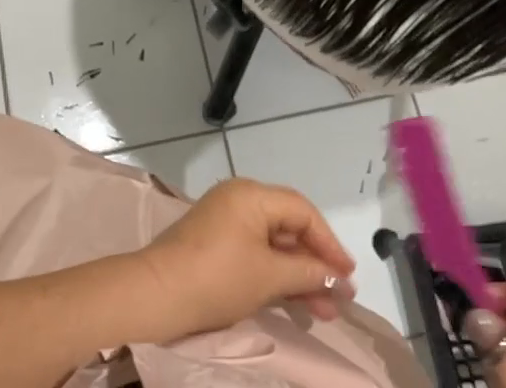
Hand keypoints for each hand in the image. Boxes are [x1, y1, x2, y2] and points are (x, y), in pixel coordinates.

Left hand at [133, 178, 356, 338]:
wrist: (157, 294)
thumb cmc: (217, 278)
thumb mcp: (269, 277)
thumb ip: (309, 274)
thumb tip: (340, 279)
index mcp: (251, 194)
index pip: (302, 211)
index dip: (329, 243)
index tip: (348, 275)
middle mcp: (239, 199)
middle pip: (289, 226)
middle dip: (316, 263)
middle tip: (340, 297)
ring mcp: (225, 220)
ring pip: (274, 244)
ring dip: (299, 274)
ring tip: (325, 310)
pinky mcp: (215, 242)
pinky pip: (256, 252)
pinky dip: (276, 274)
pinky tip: (295, 300)